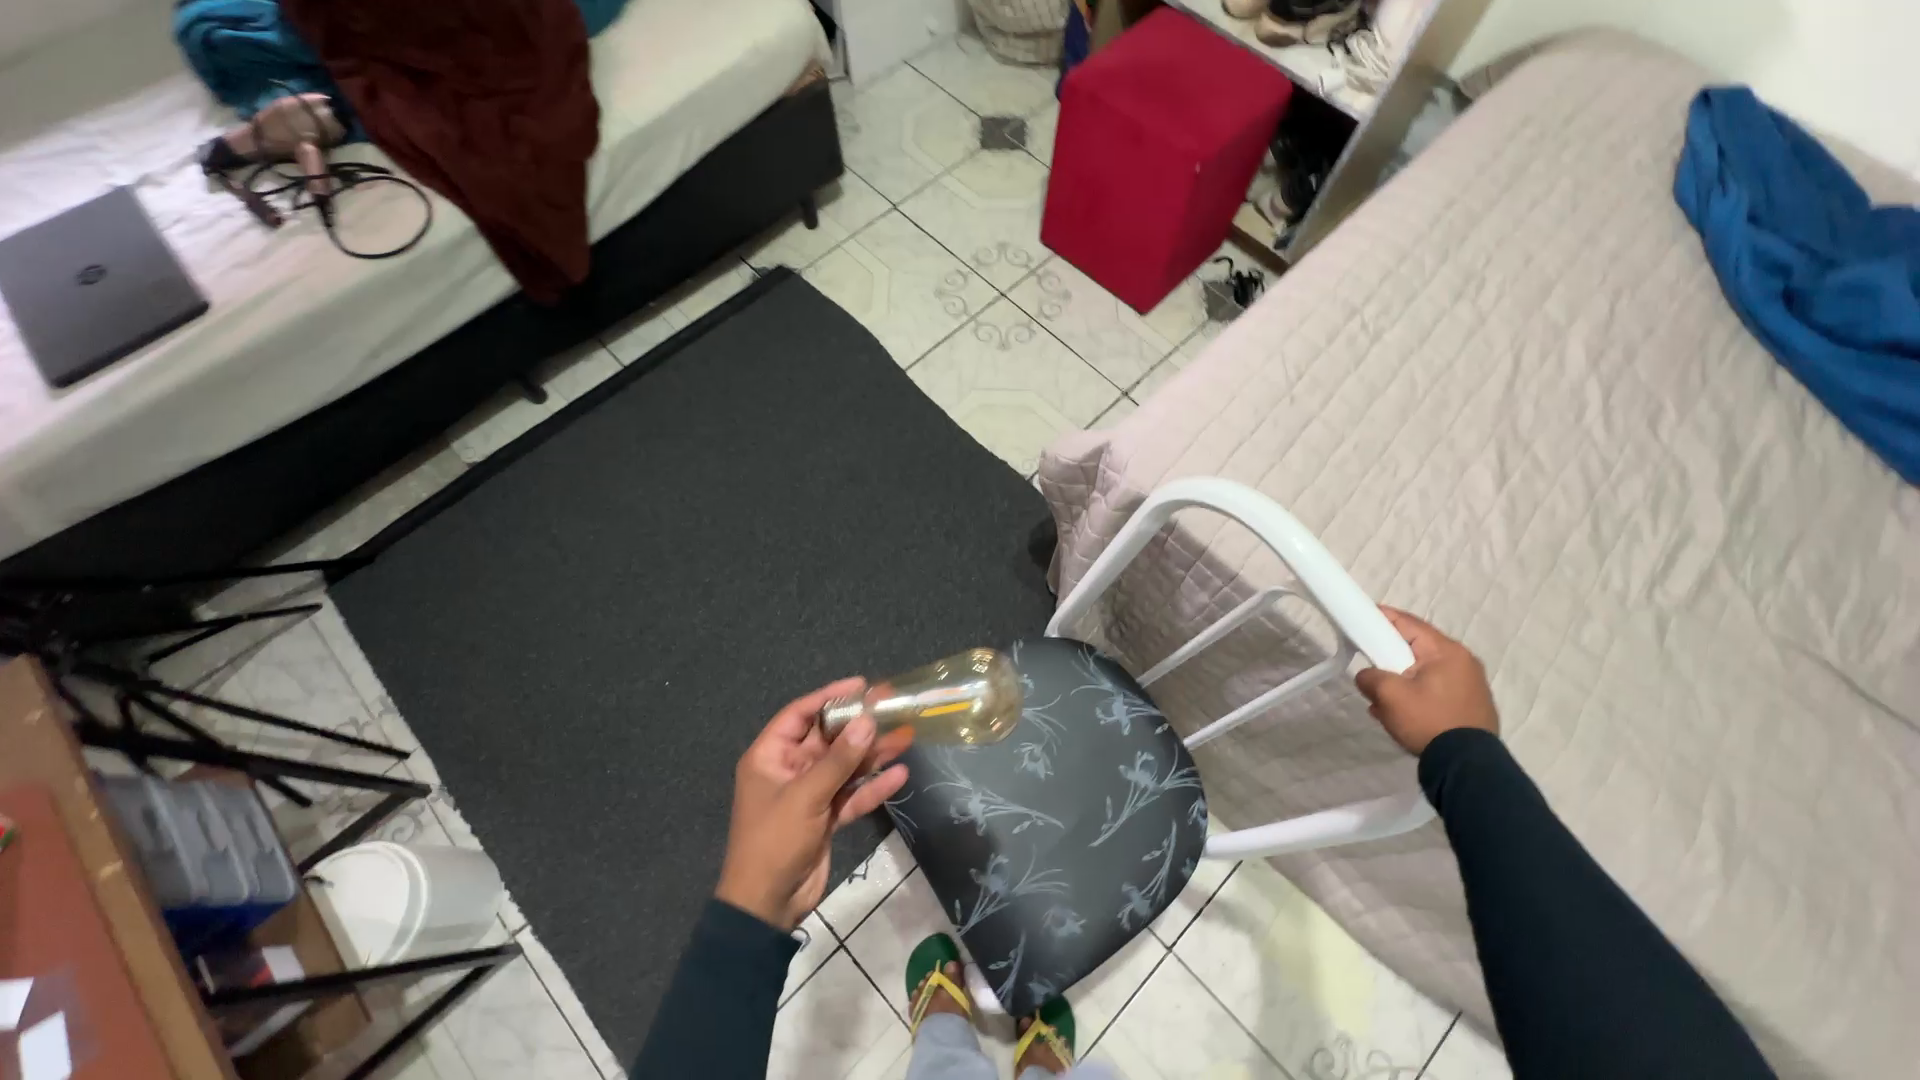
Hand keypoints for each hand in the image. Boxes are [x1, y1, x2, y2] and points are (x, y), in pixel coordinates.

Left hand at [715, 678, 913, 929]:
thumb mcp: (806, 795)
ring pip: (845, 767)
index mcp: (770, 757)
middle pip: (828, 739)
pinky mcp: (825, 818)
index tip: (861, 686)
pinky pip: (852, 795)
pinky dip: (873, 787)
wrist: (766, 904)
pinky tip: (900, 775)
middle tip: (893, 708)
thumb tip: (867, 722)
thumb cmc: (775, 840)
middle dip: (859, 726)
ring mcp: (809, 795)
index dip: (829, 697)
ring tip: (906, 737)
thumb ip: (839, 759)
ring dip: (872, 755)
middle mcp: (788, 770)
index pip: (800, 715)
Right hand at [1354, 607, 1498, 755]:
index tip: (1360, 617)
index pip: (1408, 624)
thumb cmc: (1428, 721)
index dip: (1381, 618)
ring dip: (1400, 680)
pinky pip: (1435, 689)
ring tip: (1380, 699)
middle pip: (1415, 648)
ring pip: (1423, 671)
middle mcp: (1463, 662)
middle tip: (1367, 665)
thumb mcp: (1389, 695)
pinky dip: (1415, 694)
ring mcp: (1470, 684)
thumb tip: (1367, 676)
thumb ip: (1370, 677)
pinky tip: (1399, 712)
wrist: (1467, 765)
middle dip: (1388, 657)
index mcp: (1446, 651)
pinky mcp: (1470, 705)